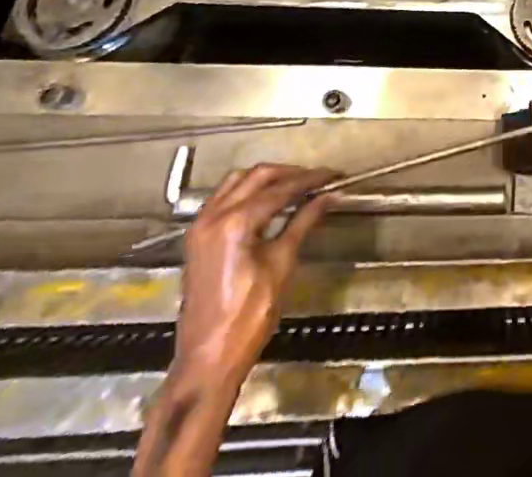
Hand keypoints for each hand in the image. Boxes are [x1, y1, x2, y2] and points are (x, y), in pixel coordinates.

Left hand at [173, 164, 335, 385]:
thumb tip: (328, 197)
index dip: (310, 180)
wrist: (208, 357)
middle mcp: (213, 216)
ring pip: (237, 181)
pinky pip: (224, 197)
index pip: (280, 189)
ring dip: (268, 178)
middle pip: (257, 176)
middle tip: (319, 178)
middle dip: (290, 173)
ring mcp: (201, 225)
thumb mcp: (281, 265)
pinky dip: (248, 191)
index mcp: (235, 223)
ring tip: (297, 185)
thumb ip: (303, 223)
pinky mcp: (198, 236)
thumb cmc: (249, 316)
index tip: (333, 176)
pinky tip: (268, 200)